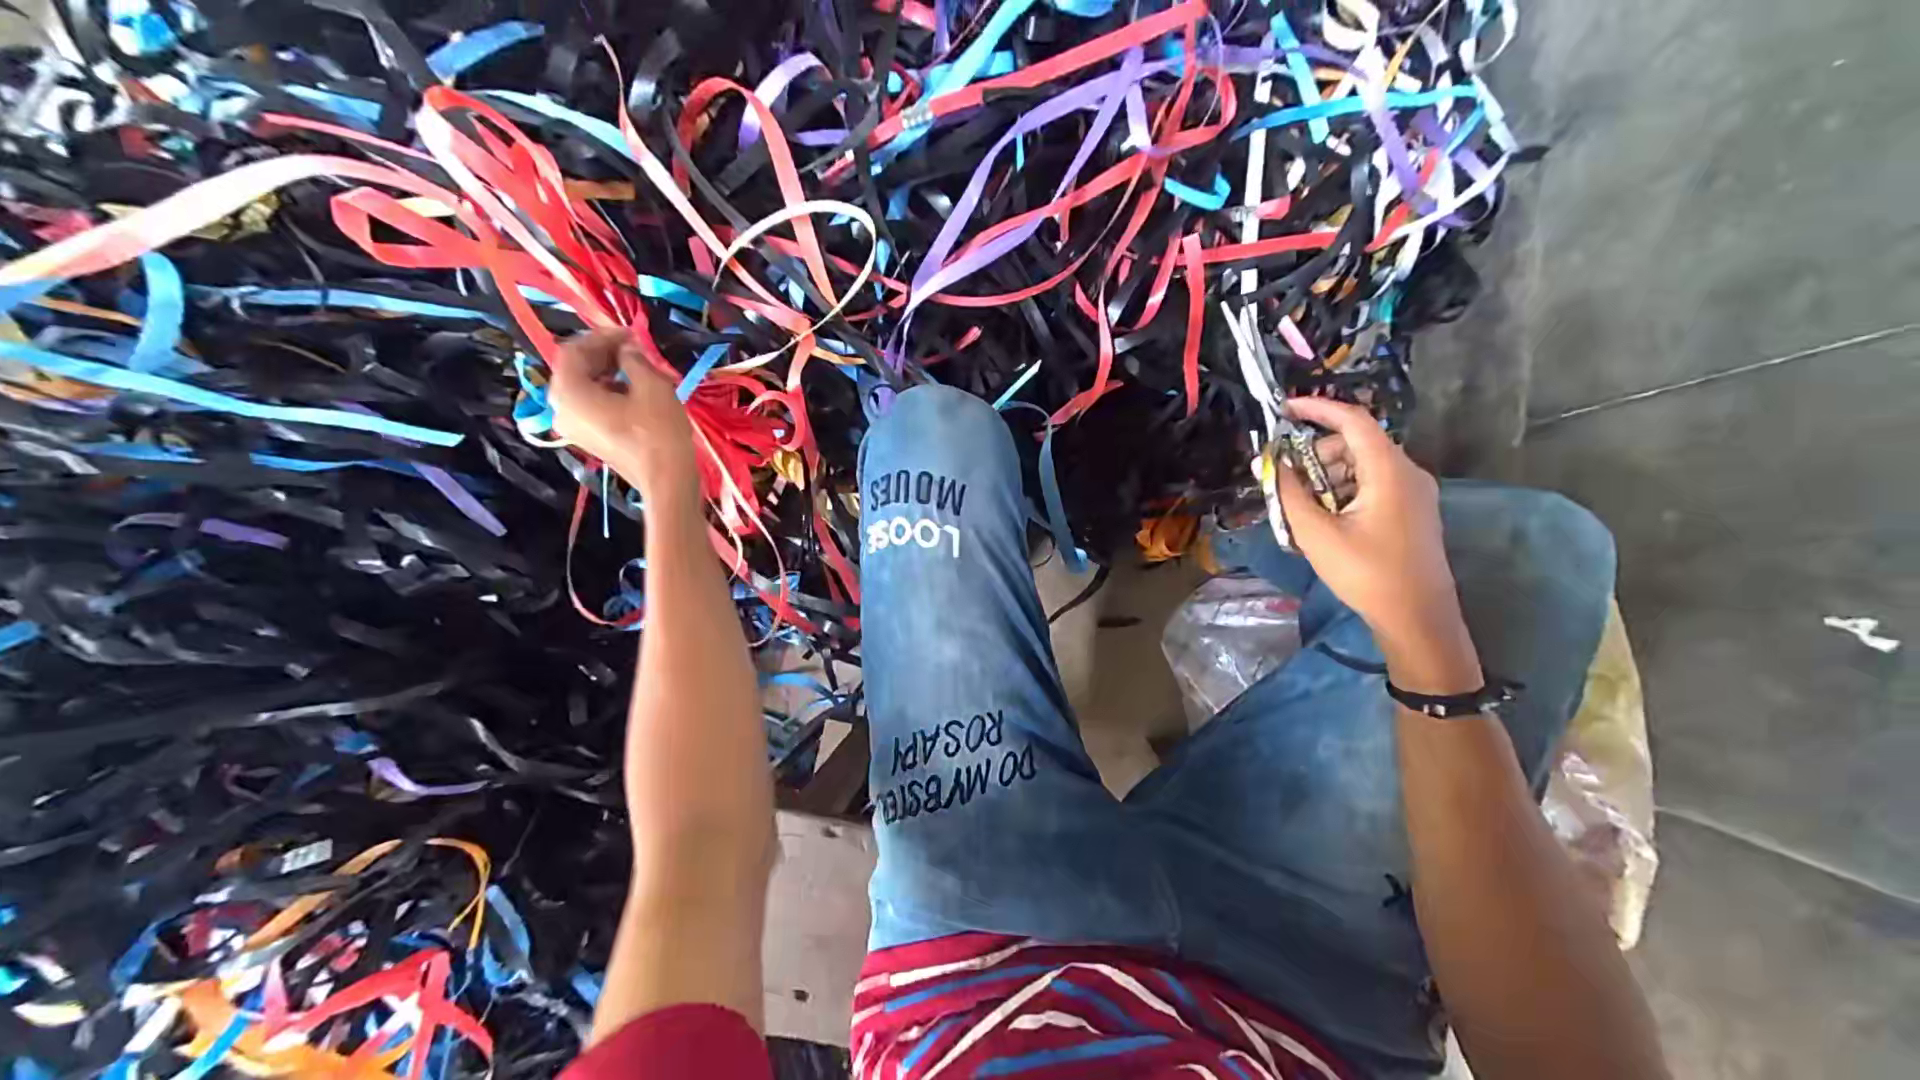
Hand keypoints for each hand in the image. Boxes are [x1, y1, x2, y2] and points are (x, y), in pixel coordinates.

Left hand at [549, 329, 700, 504]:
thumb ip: (635, 358)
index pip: (574, 350)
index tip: (632, 333)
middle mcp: (560, 408)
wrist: (667, 481)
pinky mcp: (588, 438)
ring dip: (608, 373)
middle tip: (635, 347)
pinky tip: (634, 391)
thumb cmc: (658, 432)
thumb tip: (629, 348)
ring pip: (584, 387)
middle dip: (604, 354)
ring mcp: (572, 426)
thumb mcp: (652, 385)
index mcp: (568, 392)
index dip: (603, 336)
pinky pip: (591, 406)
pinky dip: (609, 392)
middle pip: (575, 369)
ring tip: (639, 368)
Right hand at [1272, 396, 1479, 693]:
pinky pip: (1373, 483)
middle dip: (1316, 452)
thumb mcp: (1317, 534)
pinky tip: (1325, 517)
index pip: (1354, 420)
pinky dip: (1344, 489)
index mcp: (1389, 471)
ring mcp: (1414, 492)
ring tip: (1302, 504)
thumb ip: (1289, 493)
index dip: (1318, 409)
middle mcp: (1408, 472)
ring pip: (1363, 464)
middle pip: (1356, 443)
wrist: (1417, 618)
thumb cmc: (1366, 574)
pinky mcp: (1412, 510)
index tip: (1284, 410)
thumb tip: (1268, 463)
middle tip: (1285, 476)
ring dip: (1328, 474)